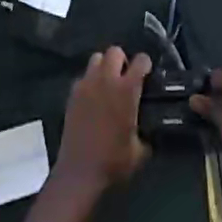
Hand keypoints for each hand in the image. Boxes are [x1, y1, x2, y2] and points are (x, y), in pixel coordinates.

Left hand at [54, 47, 151, 193]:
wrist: (80, 169)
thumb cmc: (114, 161)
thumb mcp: (140, 150)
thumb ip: (146, 132)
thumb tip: (149, 128)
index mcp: (126, 91)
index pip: (140, 61)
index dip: (145, 64)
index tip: (147, 71)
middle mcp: (105, 80)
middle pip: (114, 51)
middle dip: (122, 60)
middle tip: (126, 77)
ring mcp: (86, 84)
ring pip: (96, 58)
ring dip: (105, 66)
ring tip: (109, 83)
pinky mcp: (72, 92)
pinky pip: (84, 76)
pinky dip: (91, 80)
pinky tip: (94, 97)